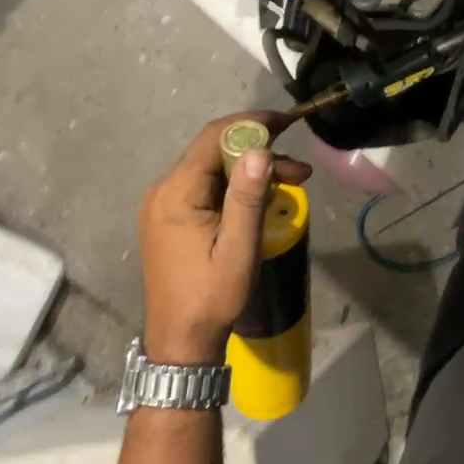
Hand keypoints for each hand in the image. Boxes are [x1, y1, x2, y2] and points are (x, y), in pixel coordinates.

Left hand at [139, 112, 311, 363]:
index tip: (289, 123)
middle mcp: (163, 190)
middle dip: (259, 151)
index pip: (214, 137)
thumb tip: (260, 150)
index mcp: (176, 193)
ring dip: (250, 170)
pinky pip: (204, 187)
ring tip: (291, 183)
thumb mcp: (238, 247)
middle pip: (214, 151)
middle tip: (301, 170)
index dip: (252, 124)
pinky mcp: (169, 218)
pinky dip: (235, 186)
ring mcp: (163, 205)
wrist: (180, 341)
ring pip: (212, 169)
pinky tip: (260, 199)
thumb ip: (247, 197)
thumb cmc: (212, 296)